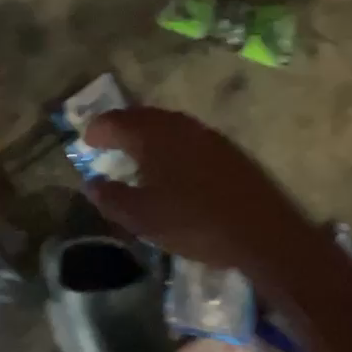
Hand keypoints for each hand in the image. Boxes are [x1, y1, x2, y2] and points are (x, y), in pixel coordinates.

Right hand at [85, 108, 304, 270]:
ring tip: (138, 151)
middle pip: (141, 116)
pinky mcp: (227, 150)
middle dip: (122, 126)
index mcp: (152, 136)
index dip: (97, 130)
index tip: (87, 140)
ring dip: (148, 133)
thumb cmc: (196, 224)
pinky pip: (188, 136)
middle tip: (109, 140)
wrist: (264, 235)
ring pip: (167, 124)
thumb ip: (112, 198)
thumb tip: (91, 184)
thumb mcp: (144, 219)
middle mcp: (176, 126)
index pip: (115, 121)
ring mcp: (205, 135)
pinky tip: (174, 164)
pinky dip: (171, 143)